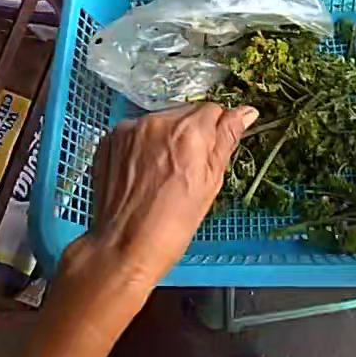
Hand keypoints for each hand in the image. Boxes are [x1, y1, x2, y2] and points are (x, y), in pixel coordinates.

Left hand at [62, 102, 256, 293]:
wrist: (125, 246)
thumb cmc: (177, 220)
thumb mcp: (212, 180)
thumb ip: (228, 138)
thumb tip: (247, 111)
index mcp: (189, 130)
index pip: (213, 110)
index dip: (216, 132)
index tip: (210, 155)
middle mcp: (157, 121)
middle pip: (185, 113)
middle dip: (191, 132)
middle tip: (187, 167)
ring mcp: (129, 129)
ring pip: (160, 122)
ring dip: (166, 137)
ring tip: (162, 172)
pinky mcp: (108, 140)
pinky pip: (136, 132)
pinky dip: (142, 145)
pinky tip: (143, 172)